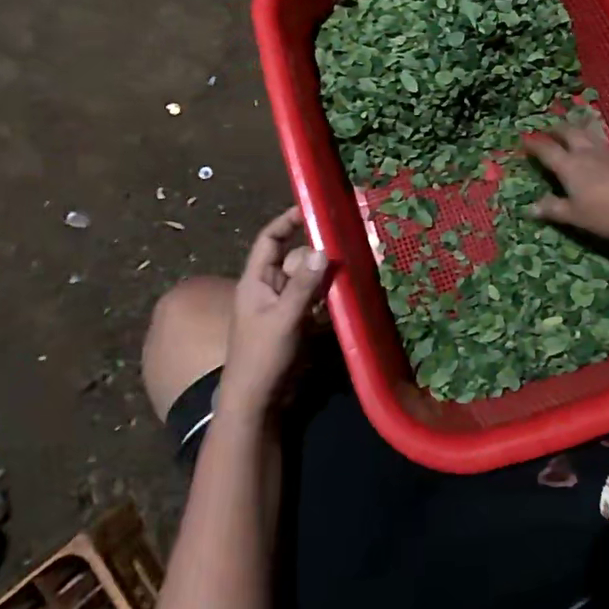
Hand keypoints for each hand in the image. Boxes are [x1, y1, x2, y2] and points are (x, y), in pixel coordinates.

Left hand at [216, 207, 333, 416]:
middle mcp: (269, 288)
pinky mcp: (297, 323)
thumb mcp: (284, 317)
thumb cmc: (262, 355)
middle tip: (346, 251)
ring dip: (327, 278)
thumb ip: (304, 284)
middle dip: (318, 256)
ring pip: (309, 280)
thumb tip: (322, 250)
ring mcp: (284, 306)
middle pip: (296, 259)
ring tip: (352, 272)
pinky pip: (315, 301)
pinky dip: (328, 298)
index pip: (269, 240)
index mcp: (255, 280)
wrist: (257, 399)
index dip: (287, 222)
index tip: (311, 209)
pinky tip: (345, 298)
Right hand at [520, 126, 608, 241]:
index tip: (524, 139)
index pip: (547, 150)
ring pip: (590, 135)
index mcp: (569, 165)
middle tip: (549, 128)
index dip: (534, 144)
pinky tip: (601, 154)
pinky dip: (597, 145)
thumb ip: (554, 209)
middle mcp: (588, 152)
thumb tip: (531, 207)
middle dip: (556, 129)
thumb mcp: (576, 216)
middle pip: (569, 132)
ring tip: (574, 132)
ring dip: (578, 131)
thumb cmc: (608, 212)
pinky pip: (606, 145)